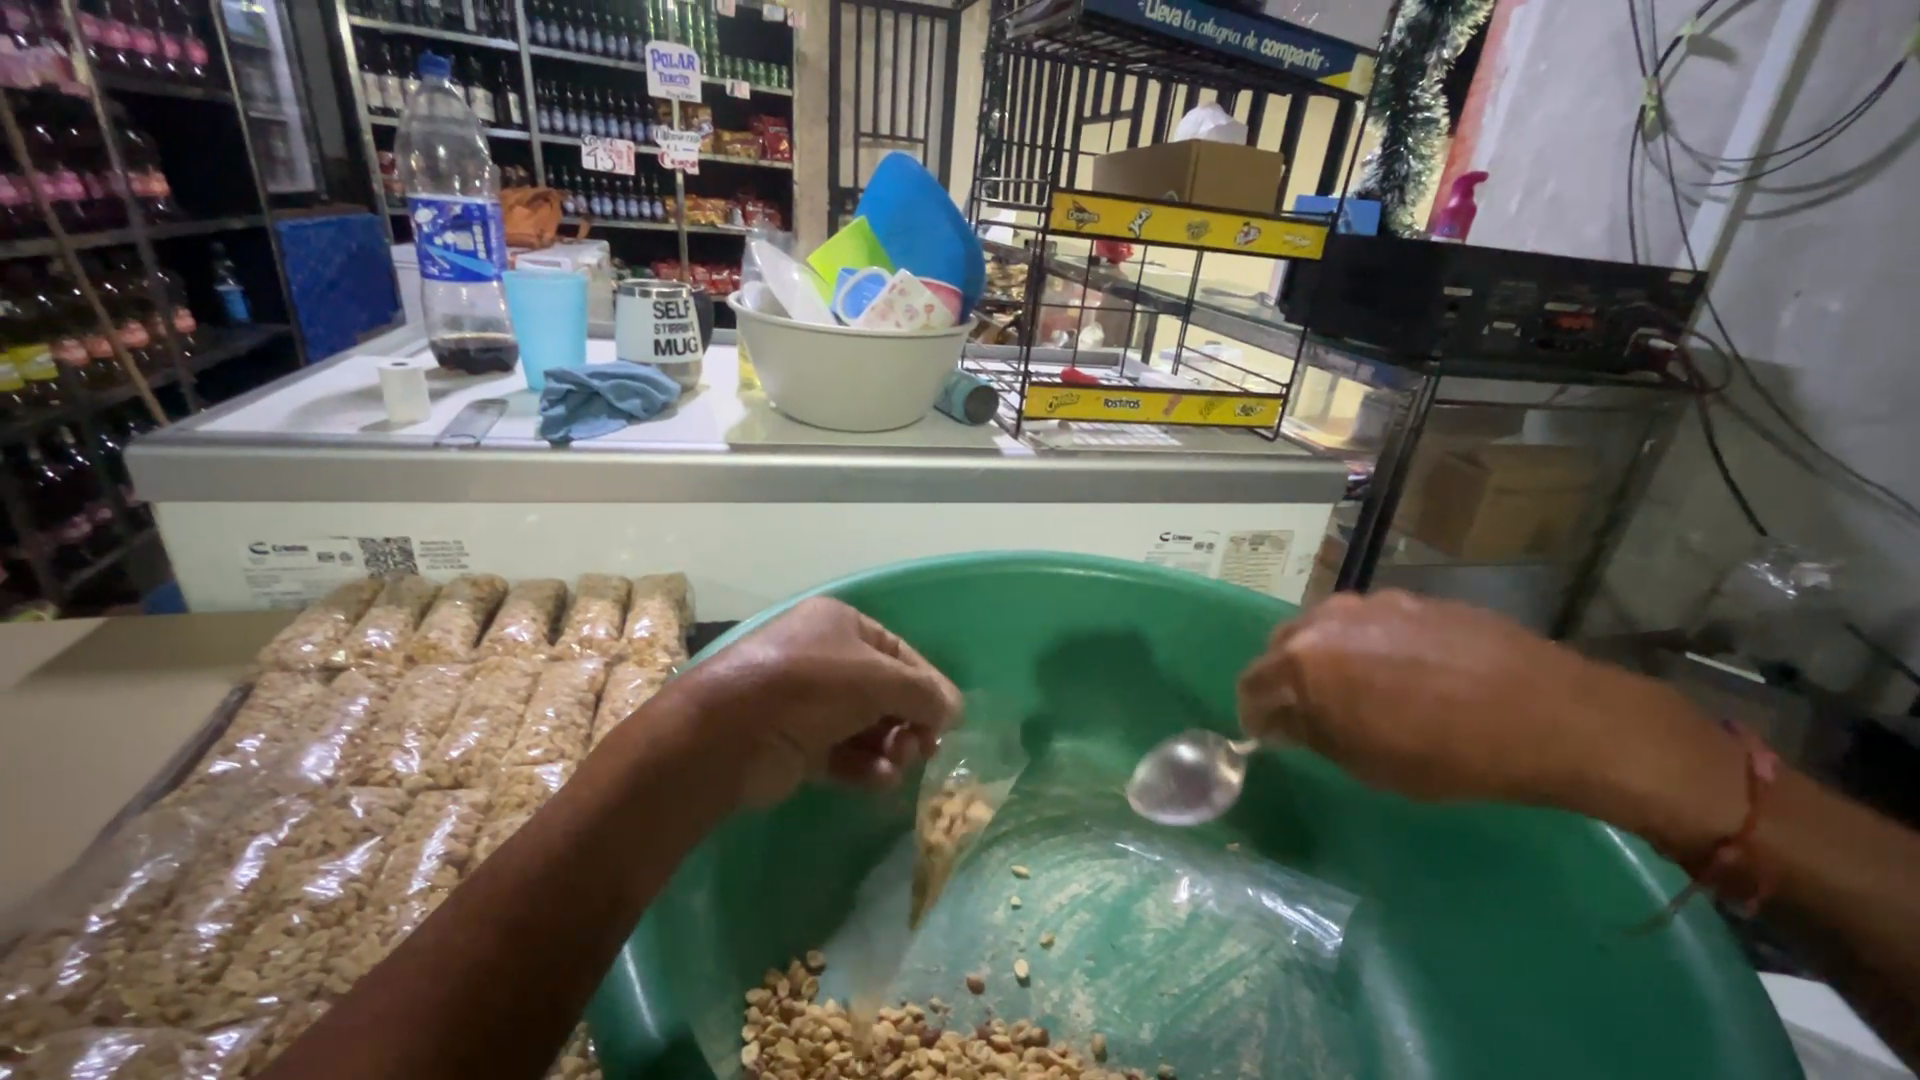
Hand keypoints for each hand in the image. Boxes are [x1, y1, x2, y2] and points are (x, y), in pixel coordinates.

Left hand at [659, 597, 962, 804]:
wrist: (728, 734)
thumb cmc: (811, 687)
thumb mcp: (878, 679)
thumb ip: (924, 693)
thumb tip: (954, 711)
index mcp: (840, 624)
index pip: (900, 652)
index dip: (929, 684)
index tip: (952, 719)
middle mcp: (824, 658)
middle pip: (885, 692)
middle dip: (909, 720)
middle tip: (925, 748)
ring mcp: (807, 703)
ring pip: (867, 726)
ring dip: (891, 746)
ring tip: (898, 762)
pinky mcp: (797, 744)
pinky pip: (844, 753)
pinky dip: (866, 767)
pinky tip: (881, 779)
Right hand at [1237, 591, 1744, 851]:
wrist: (1551, 715)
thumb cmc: (1448, 755)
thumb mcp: (1366, 762)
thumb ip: (1310, 733)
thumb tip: (1282, 720)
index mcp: (1304, 662)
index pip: (1251, 686)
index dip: (1257, 717)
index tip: (1272, 737)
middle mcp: (1328, 620)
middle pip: (1282, 648)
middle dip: (1287, 682)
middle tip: (1314, 716)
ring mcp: (1374, 604)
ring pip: (1326, 631)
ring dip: (1328, 661)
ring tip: (1363, 694)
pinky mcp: (1414, 600)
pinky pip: (1370, 625)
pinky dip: (1369, 649)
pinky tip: (1407, 677)